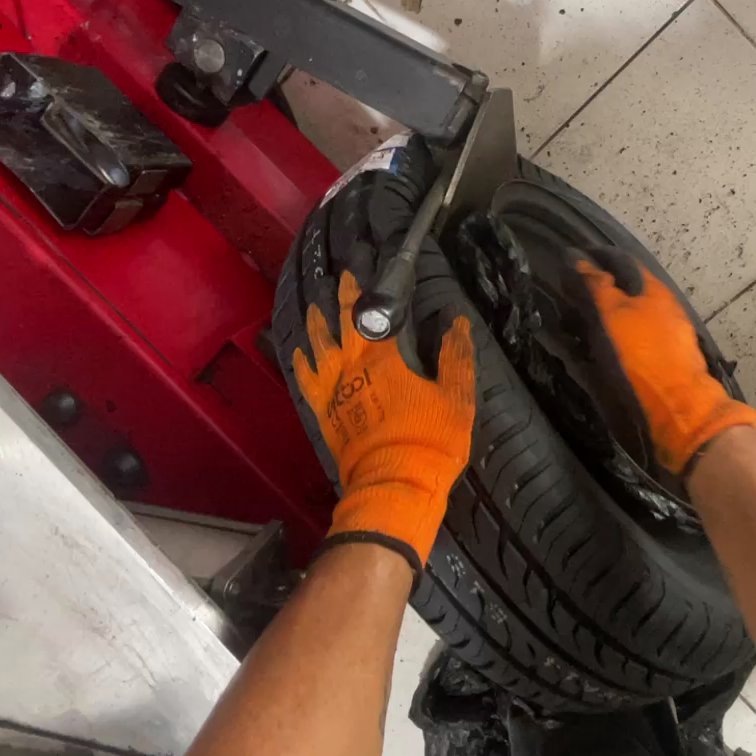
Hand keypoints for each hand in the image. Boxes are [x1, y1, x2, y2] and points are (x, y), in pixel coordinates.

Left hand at [291, 272, 475, 568]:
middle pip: (344, 324)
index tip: (368, 268)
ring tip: (314, 306)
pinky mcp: (325, 413)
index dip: (372, 290)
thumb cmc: (431, 441)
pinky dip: (301, 363)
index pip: (377, 315)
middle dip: (343, 297)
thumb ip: (456, 357)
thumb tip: (457, 322)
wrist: (395, 487)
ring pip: (319, 347)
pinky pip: (307, 381)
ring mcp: (335, 390)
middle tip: (342, 275)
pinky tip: (298, 351)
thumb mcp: (456, 398)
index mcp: (387, 360)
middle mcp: (354, 367)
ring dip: (317, 323)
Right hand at [570, 248, 755, 474]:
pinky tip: (604, 353)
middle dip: (601, 291)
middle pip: (628, 290)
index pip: (621, 261)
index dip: (596, 259)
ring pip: (633, 317)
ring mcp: (670, 335)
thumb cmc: (643, 358)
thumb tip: (579, 258)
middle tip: (572, 298)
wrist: (679, 408)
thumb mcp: (613, 317)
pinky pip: (637, 341)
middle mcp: (666, 306)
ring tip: (582, 329)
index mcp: (654, 290)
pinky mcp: (669, 360)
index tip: (571, 263)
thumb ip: (597, 286)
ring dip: (609, 319)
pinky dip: (619, 341)